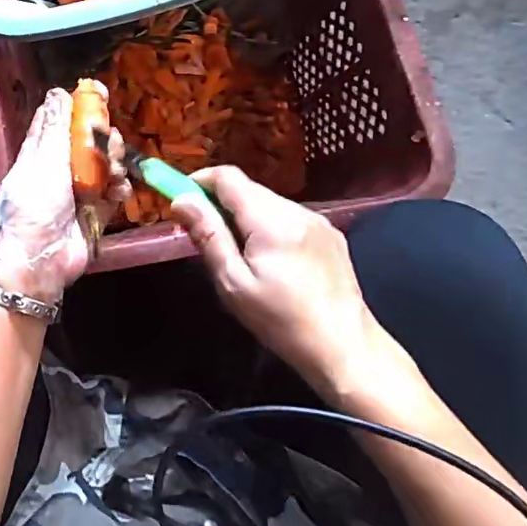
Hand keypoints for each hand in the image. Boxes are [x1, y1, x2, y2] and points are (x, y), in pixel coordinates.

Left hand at [0, 89, 127, 299]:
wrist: (42, 259)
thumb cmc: (36, 205)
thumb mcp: (43, 160)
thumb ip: (54, 127)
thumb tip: (57, 92)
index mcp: (41, 153)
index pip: (58, 121)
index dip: (76, 105)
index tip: (98, 92)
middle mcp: (61, 168)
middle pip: (89, 141)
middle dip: (103, 137)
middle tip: (109, 139)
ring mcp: (80, 190)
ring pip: (106, 164)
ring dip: (114, 162)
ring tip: (114, 170)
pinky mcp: (97, 211)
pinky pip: (115, 191)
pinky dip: (121, 188)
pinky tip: (120, 190)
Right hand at [171, 166, 411, 407]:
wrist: (346, 348)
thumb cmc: (281, 321)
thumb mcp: (233, 283)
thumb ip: (208, 235)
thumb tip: (181, 200)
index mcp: (271, 220)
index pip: (228, 177)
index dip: (199, 181)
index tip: (180, 201)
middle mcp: (296, 210)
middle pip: (247, 188)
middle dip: (219, 202)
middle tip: (202, 233)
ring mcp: (317, 221)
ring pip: (267, 202)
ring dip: (243, 215)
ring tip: (235, 253)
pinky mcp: (329, 234)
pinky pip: (287, 216)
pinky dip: (267, 225)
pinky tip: (267, 259)